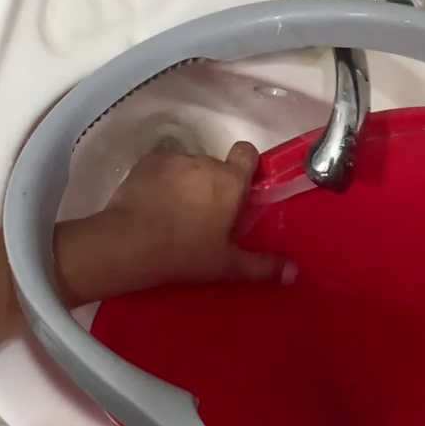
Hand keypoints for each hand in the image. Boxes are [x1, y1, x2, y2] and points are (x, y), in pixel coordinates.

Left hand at [54, 142, 293, 306]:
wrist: (131, 242)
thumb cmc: (186, 252)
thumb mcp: (227, 265)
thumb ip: (262, 266)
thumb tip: (293, 273)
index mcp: (229, 180)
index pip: (247, 152)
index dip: (246, 165)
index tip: (240, 187)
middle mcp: (203, 162)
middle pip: (215, 166)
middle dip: (212, 185)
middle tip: (203, 215)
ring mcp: (172, 160)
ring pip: (186, 167)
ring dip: (185, 183)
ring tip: (173, 212)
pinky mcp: (145, 162)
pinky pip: (160, 168)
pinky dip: (159, 181)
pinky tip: (151, 204)